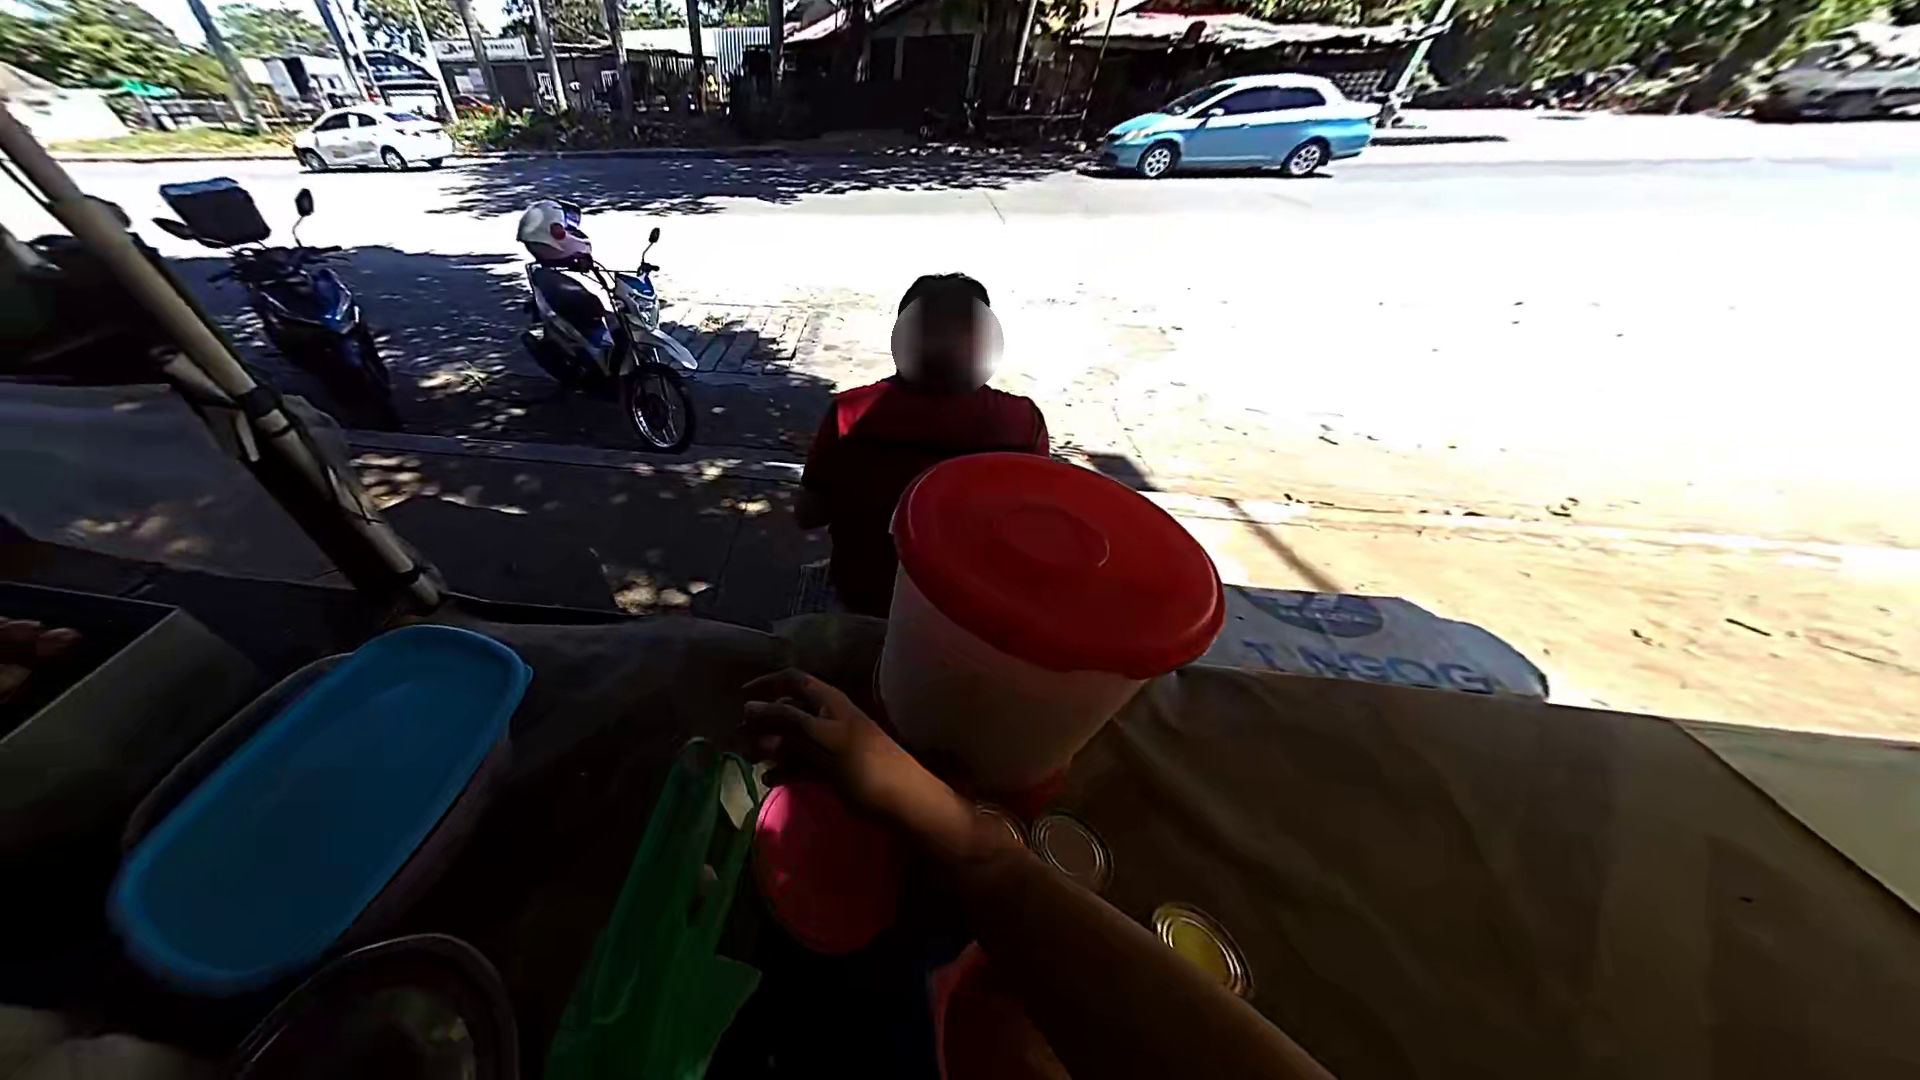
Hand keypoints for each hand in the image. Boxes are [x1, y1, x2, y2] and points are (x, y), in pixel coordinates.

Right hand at [742, 669, 991, 862]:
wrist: (903, 802)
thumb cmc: (867, 766)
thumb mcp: (826, 739)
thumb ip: (789, 721)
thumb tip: (749, 706)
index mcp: (830, 702)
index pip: (792, 680)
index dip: (766, 684)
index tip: (739, 699)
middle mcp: (828, 717)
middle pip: (787, 710)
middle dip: (764, 723)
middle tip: (746, 744)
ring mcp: (829, 743)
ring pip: (791, 737)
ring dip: (771, 746)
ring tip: (757, 763)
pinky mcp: (830, 769)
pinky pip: (800, 761)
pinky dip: (784, 767)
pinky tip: (771, 780)